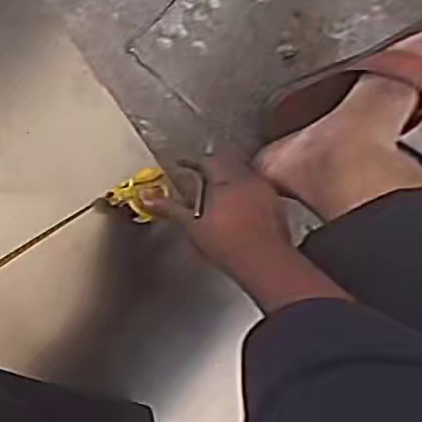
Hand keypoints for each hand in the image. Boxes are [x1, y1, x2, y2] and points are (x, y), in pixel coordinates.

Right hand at [142, 156, 293, 273]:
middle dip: (211, 169)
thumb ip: (168, 208)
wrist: (263, 262)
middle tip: (196, 181)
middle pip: (228, 163)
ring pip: (244, 176)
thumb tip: (145, 197)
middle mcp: (249, 180)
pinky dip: (242, 194)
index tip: (181, 166)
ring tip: (214, 196)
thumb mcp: (190, 226)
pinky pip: (256, 190)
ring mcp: (265, 192)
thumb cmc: (226, 243)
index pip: (209, 159)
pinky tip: (234, 210)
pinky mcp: (276, 205)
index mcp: (226, 181)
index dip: (192, 161)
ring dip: (228, 181)